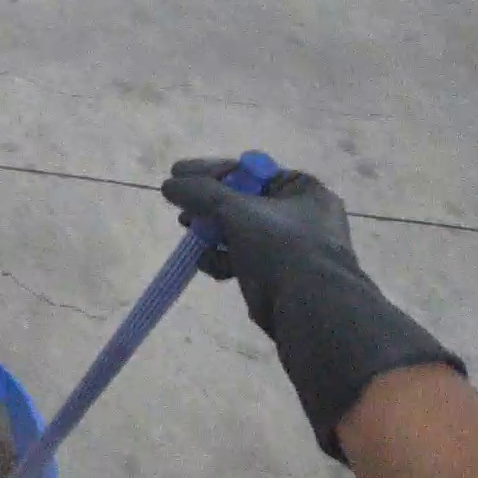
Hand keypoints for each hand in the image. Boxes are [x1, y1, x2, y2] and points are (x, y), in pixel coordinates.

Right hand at [162, 157, 355, 337]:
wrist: (309, 307)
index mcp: (302, 191)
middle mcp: (298, 215)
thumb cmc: (279, 246)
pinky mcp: (274, 273)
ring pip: (233, 230)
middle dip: (205, 207)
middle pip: (236, 201)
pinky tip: (209, 264)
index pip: (246, 170)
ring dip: (208, 233)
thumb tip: (168, 185)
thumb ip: (197, 190)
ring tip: (193, 239)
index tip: (177, 174)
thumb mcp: (233, 208)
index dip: (210, 171)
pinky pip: (238, 256)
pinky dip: (219, 258)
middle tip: (185, 213)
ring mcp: (287, 245)